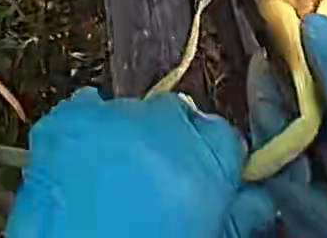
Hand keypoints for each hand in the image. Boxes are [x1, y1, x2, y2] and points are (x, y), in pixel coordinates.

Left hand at [5, 88, 276, 237]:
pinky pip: (86, 109)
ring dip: (128, 137)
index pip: (224, 136)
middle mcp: (158, 125)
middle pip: (175, 117)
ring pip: (130, 111)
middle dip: (170, 144)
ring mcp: (109, 114)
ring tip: (114, 182)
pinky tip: (81, 167)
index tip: (209, 181)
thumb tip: (259, 199)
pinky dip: (87, 130)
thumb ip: (236, 218)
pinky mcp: (67, 115)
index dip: (218, 160)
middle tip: (157, 189)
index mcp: (202, 161)